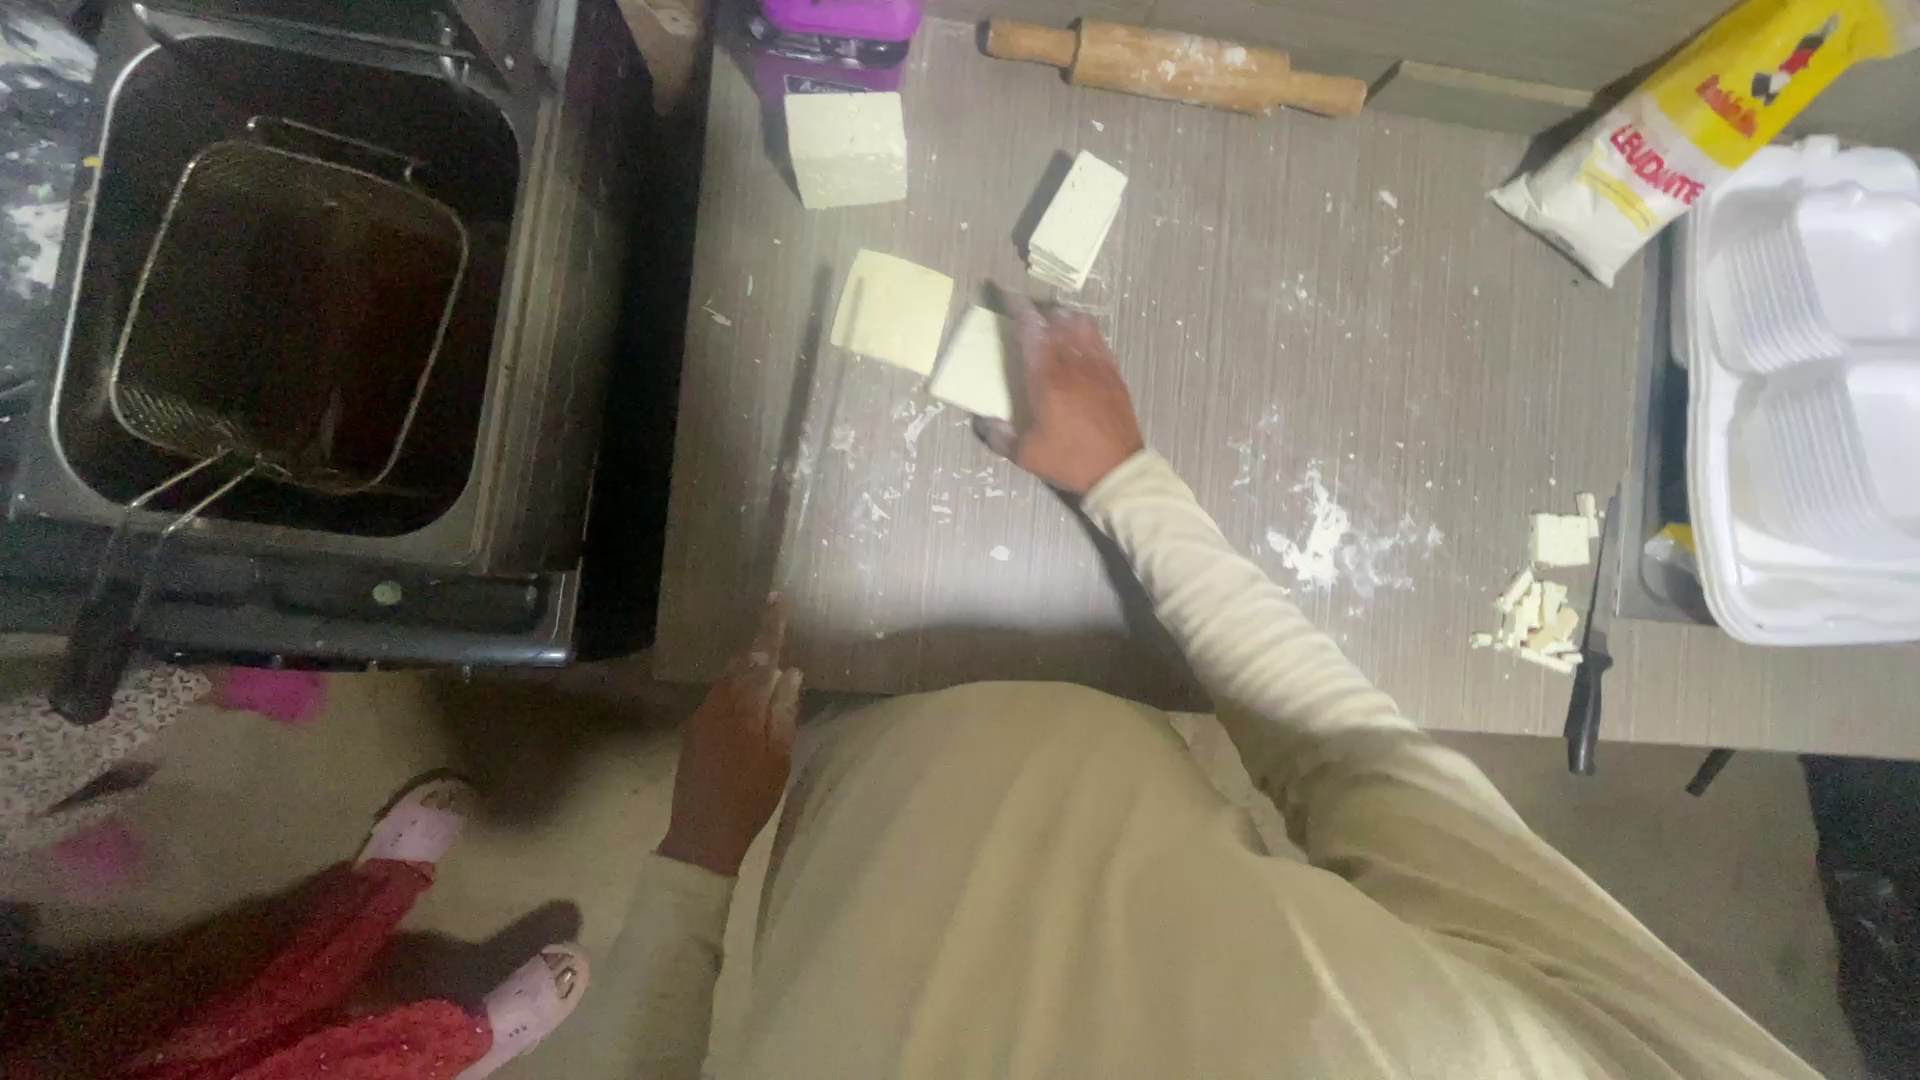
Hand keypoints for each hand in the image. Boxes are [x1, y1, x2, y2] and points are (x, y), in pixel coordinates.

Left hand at [658, 595, 802, 876]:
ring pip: (727, 685)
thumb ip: (784, 709)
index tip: (778, 599)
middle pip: (740, 666)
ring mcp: (700, 719)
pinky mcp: (691, 735)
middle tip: (782, 656)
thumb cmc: (751, 795)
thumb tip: (791, 673)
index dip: (771, 627)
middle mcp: (716, 704)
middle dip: (760, 656)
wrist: (702, 834)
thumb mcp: (779, 754)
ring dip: (747, 680)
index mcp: (742, 707)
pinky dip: (736, 699)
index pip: (761, 656)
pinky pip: (717, 703)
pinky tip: (748, 718)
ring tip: (769, 689)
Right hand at [975, 299, 1144, 496]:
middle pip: (1056, 322)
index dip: (1019, 310)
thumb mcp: (1026, 455)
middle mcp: (1072, 365)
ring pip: (1080, 326)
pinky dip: (1085, 330)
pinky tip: (1080, 334)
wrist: (1117, 470)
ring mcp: (1097, 366)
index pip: (1032, 333)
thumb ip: (1000, 437)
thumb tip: (982, 421)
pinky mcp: (1113, 374)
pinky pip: (1098, 341)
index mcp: (1047, 380)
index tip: (1008, 298)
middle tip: (1027, 307)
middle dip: (1039, 310)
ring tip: (1053, 316)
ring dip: (1063, 316)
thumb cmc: (1069, 460)